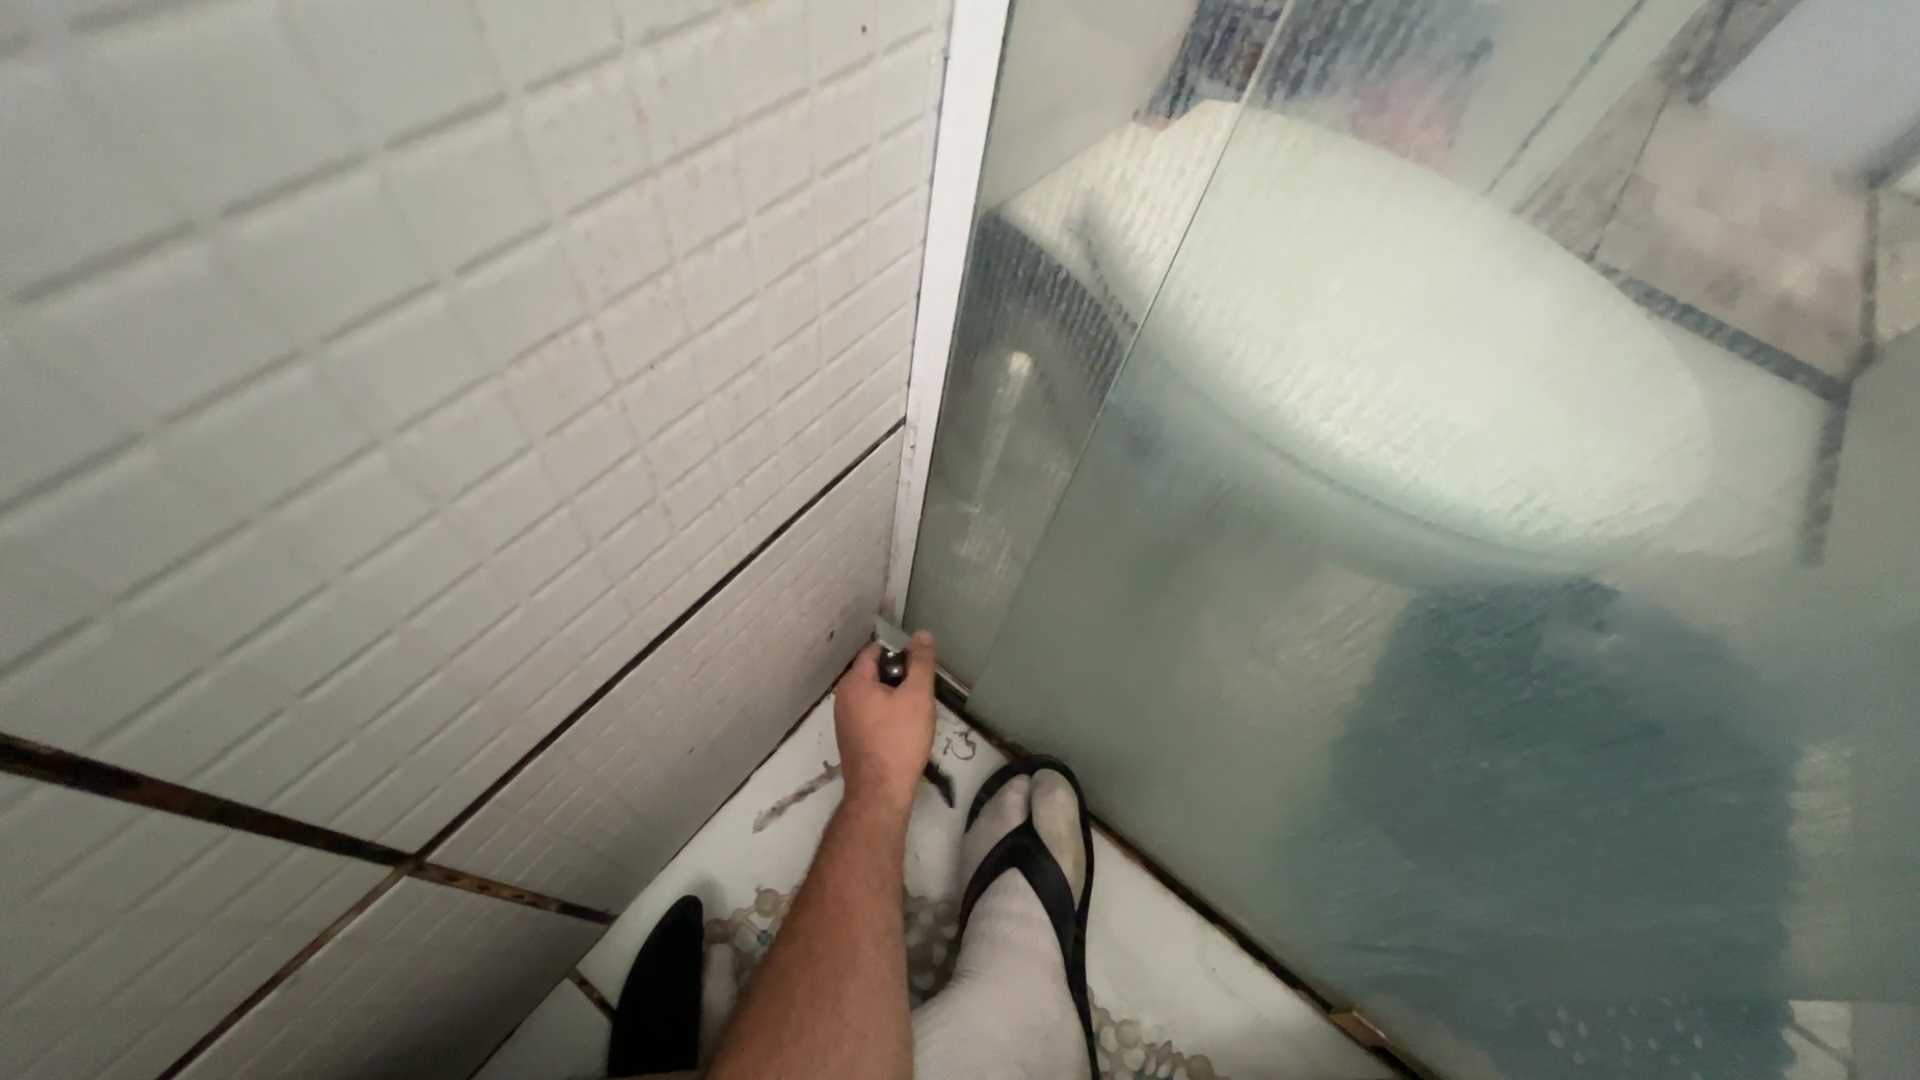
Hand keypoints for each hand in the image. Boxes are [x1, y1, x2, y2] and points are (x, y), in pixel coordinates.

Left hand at [833, 631, 935, 813]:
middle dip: (900, 677)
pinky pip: (872, 715)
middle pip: (875, 673)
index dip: (900, 652)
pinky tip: (905, 731)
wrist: (880, 794)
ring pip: (875, 696)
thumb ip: (920, 662)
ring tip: (918, 712)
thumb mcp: (917, 696)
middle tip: (923, 692)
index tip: (922, 666)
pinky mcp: (852, 740)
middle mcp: (842, 698)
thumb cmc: (899, 740)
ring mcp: (845, 721)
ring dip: (896, 698)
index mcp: (853, 682)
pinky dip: (888, 716)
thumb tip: (921, 634)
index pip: (876, 650)